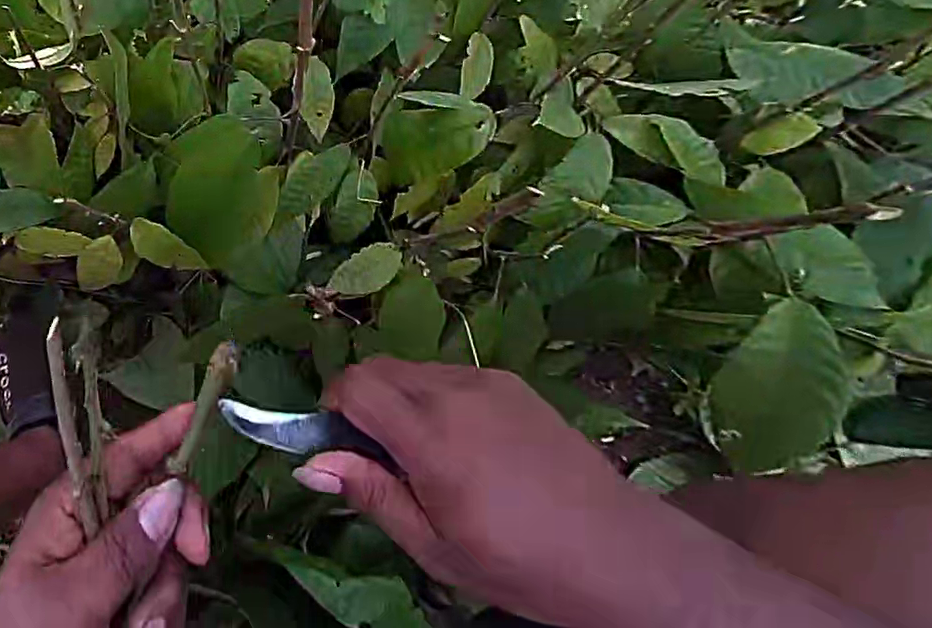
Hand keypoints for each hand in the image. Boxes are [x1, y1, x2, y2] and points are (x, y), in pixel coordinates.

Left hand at [0, 404, 210, 627]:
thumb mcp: (69, 600)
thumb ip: (121, 549)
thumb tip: (170, 491)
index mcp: (68, 506)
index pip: (121, 455)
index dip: (160, 431)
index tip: (195, 413)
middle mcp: (96, 523)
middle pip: (159, 498)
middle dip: (178, 531)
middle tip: (196, 555)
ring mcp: (113, 560)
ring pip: (169, 548)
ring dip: (164, 591)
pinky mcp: (126, 594)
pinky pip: (165, 586)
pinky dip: (160, 613)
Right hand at [293, 358, 646, 622]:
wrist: (621, 552)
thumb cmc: (520, 564)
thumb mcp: (436, 548)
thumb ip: (371, 494)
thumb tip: (310, 462)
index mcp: (432, 437)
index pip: (355, 384)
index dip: (333, 406)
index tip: (341, 445)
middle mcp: (453, 391)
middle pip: (377, 368)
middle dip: (361, 401)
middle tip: (381, 456)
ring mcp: (483, 378)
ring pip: (411, 369)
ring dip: (398, 398)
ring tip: (428, 454)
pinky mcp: (507, 378)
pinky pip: (447, 373)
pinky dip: (433, 396)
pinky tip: (465, 442)